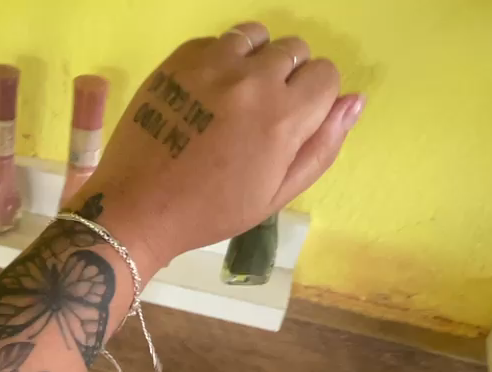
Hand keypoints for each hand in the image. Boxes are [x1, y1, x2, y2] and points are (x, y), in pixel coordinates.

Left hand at [70, 21, 364, 270]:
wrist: (137, 211)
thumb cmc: (208, 213)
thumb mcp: (272, 196)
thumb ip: (319, 149)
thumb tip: (354, 101)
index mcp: (283, 119)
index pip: (326, 75)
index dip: (312, 100)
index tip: (289, 125)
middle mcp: (253, 80)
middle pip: (294, 51)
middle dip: (286, 79)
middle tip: (256, 119)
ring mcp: (213, 64)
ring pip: (257, 37)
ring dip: (255, 61)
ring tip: (233, 100)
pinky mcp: (180, 59)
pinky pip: (217, 42)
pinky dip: (219, 62)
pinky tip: (203, 97)